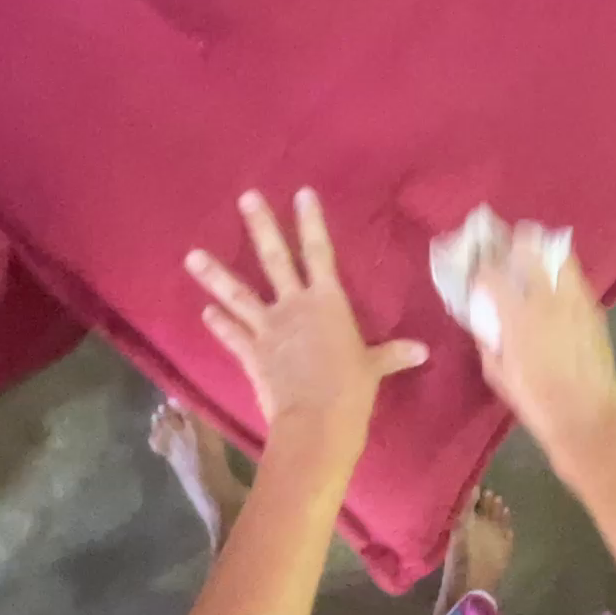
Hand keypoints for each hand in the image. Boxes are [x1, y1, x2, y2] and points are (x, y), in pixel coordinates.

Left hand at [186, 189, 427, 463]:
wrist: (317, 420)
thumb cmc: (351, 389)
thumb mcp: (375, 368)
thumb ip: (393, 354)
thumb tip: (423, 351)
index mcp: (328, 302)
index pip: (320, 252)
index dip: (311, 222)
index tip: (302, 193)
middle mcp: (294, 306)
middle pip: (275, 259)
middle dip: (261, 227)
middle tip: (246, 197)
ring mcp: (268, 329)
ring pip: (237, 294)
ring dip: (214, 275)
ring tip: (191, 255)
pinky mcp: (251, 354)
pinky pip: (232, 335)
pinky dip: (218, 324)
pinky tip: (205, 312)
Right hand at [473, 227, 615, 477]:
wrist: (586, 419)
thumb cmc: (534, 401)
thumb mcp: (496, 373)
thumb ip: (487, 339)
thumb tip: (484, 319)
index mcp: (517, 315)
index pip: (492, 272)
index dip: (480, 264)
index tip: (475, 264)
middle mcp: (547, 298)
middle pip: (530, 247)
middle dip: (513, 240)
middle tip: (504, 244)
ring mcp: (576, 301)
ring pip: (559, 255)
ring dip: (542, 250)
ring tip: (533, 255)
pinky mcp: (595, 310)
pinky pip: (576, 279)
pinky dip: (562, 273)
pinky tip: (555, 284)